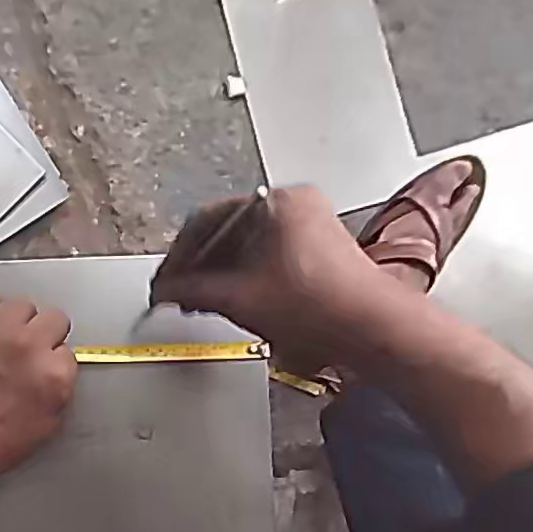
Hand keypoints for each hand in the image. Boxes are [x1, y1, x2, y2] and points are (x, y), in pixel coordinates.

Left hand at [0, 294, 76, 487]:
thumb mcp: (45, 427)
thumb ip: (59, 392)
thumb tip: (58, 375)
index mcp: (54, 374)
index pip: (68, 351)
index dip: (53, 361)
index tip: (43, 368)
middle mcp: (30, 346)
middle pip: (53, 319)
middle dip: (44, 336)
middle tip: (29, 352)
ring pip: (23, 305)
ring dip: (18, 322)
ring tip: (6, 341)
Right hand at [150, 185, 406, 365]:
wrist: (367, 328)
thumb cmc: (321, 305)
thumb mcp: (237, 297)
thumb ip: (191, 291)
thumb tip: (165, 290)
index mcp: (275, 203)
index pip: (206, 220)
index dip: (177, 255)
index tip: (165, 279)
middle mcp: (292, 206)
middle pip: (223, 231)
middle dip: (195, 265)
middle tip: (175, 291)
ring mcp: (305, 227)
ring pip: (241, 246)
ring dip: (214, 274)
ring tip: (196, 300)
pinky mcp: (310, 251)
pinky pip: (260, 256)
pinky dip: (237, 277)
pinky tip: (224, 299)